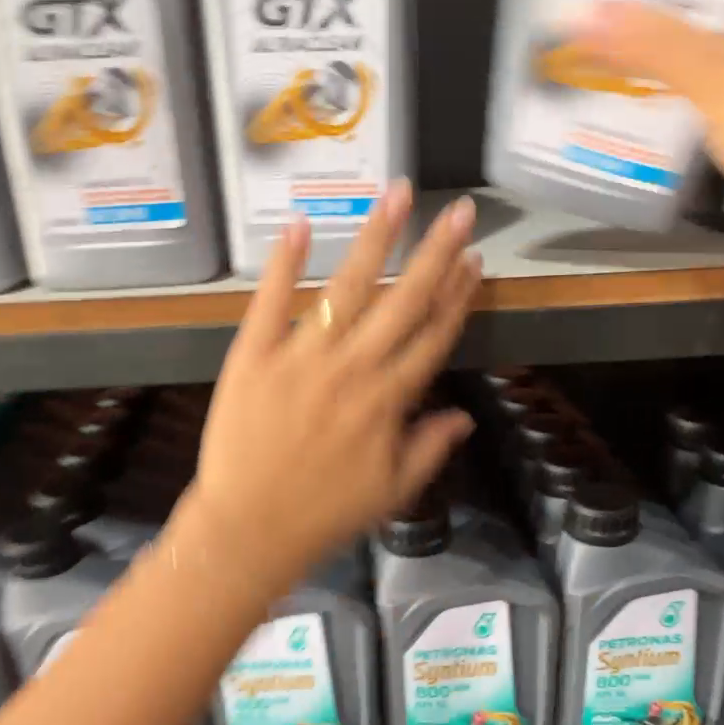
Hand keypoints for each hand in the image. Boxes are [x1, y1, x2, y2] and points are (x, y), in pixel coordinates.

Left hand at [190, 181, 481, 577]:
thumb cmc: (324, 515)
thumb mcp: (391, 492)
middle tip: (461, 210)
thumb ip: (429, 448)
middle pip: (402, 301)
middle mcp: (351, 369)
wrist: (249, 530)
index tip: (474, 260)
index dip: (458, 296)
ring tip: (397, 194)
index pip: (433, 336)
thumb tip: (464, 416)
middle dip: (435, 252)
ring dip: (375, 239)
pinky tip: (300, 224)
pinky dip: (284, 263)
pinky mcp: (253, 356)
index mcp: (387, 401)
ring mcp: (300, 357)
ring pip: (346, 289)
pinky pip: (270, 302)